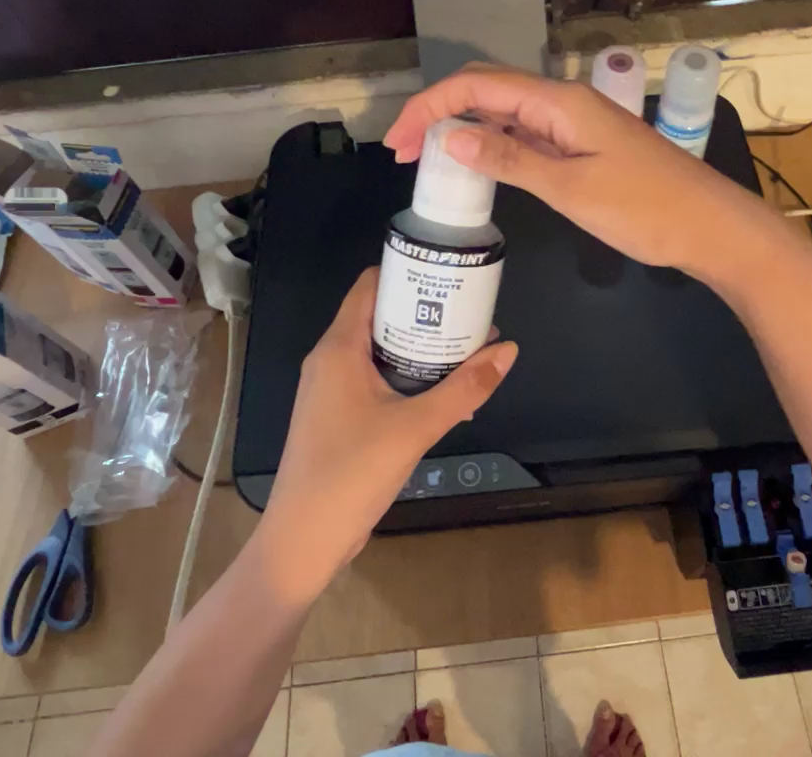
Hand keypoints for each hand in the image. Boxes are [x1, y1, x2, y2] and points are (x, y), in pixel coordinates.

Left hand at [256, 269, 517, 598]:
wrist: (303, 540)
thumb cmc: (351, 474)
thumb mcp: (415, 428)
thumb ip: (464, 388)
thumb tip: (508, 350)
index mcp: (338, 349)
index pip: (370, 286)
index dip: (407, 272)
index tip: (448, 271)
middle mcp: (331, 361)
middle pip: (380, 317)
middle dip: (425, 312)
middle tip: (471, 310)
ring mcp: (333, 391)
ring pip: (382, 352)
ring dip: (422, 348)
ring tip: (468, 346)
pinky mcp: (340, 417)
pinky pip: (378, 381)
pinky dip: (410, 377)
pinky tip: (445, 390)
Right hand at [382, 64, 786, 277]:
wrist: (709, 226)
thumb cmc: (644, 209)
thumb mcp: (569, 188)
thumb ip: (509, 159)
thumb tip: (450, 134)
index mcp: (559, 102)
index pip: (478, 86)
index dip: (430, 106)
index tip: (396, 144)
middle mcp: (564, 103)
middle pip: (489, 91)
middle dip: (440, 112)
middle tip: (404, 152)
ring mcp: (576, 124)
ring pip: (507, 113)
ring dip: (465, 129)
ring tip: (427, 161)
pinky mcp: (584, 146)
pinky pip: (529, 135)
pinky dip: (496, 146)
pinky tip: (477, 167)